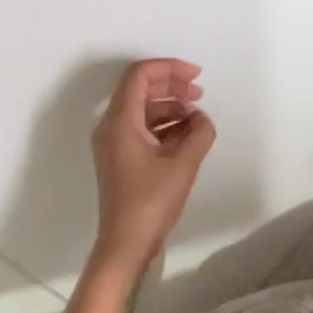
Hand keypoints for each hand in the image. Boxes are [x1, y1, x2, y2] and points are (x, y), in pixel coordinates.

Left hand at [91, 58, 215, 270]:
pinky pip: (141, 131)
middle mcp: (110, 128)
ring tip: (197, 119)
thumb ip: (199, 133)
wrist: (126, 243)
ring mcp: (113, 145)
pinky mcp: (120, 161)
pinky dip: (164, 128)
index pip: (140, 76)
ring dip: (170, 109)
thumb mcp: (183, 165)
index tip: (196, 76)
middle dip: (170, 86)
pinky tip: (187, 137)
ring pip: (141, 112)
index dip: (169, 69)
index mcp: (119, 121)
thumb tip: (202, 120)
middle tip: (199, 93)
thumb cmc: (151, 203)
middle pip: (139, 90)